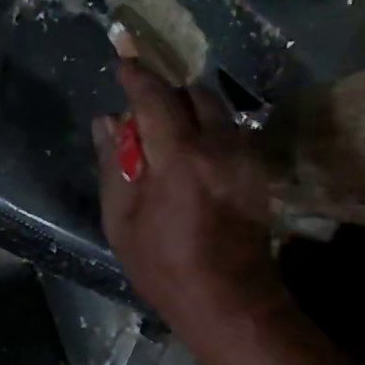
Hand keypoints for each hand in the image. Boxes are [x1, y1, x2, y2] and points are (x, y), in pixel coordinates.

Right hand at [92, 61, 285, 332]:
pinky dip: (209, 130)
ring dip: (191, 110)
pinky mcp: (257, 173)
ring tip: (168, 138)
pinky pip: (231, 132)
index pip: (155, 97)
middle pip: (194, 93)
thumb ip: (114, 165)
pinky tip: (193, 160)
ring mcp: (244, 158)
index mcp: (179, 158)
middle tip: (144, 116)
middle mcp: (218, 146)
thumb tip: (106, 122)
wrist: (230, 301)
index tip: (122, 62)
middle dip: (167, 93)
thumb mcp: (122, 222)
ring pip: (218, 110)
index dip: (136, 76)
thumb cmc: (165, 268)